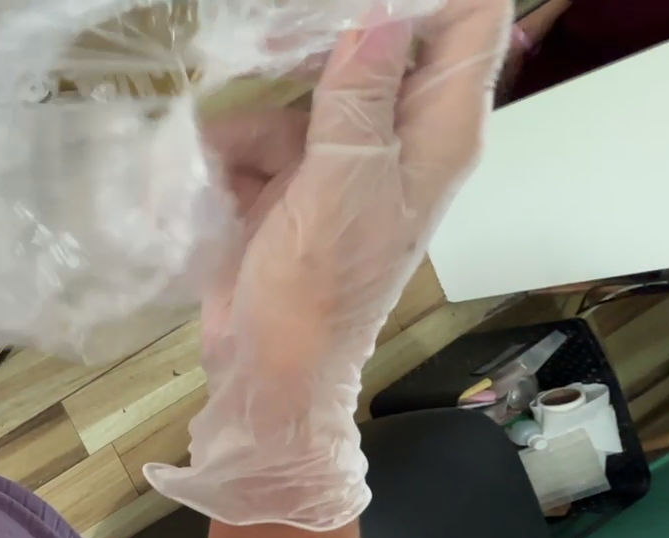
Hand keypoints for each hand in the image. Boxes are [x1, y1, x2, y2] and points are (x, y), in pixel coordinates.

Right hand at [145, 0, 509, 529]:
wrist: (267, 368)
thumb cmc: (316, 287)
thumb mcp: (339, 186)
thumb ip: (356, 99)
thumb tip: (373, 17)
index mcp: (435, 135)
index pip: (464, 26)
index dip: (417, 1)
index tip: (346, 7)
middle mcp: (391, 144)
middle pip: (372, 59)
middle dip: (314, 50)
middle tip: (259, 46)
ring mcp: (332, 175)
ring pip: (301, 109)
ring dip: (251, 121)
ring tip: (212, 148)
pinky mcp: (283, 203)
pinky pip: (259, 156)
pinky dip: (228, 161)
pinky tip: (204, 178)